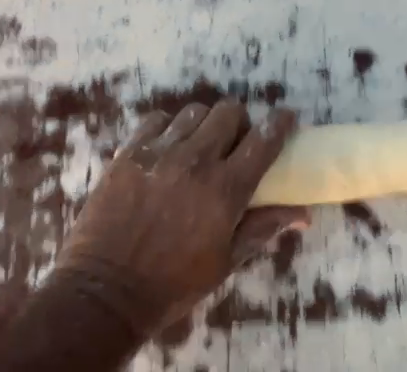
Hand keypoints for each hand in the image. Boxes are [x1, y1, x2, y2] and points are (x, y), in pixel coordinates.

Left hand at [54, 100, 307, 336]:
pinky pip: (156, 120)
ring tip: (196, 147)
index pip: (264, 138)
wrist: (103, 295)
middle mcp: (196, 161)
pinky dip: (167, 128)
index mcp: (225, 190)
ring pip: (194, 112)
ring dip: (203, 125)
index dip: (281, 123)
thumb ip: (263, 228)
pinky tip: (164, 150)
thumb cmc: (172, 285)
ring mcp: (159, 153)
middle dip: (238, 124)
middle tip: (232, 145)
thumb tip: (303, 213)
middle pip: (229, 112)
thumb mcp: (225, 262)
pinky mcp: (128, 153)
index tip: (286, 120)